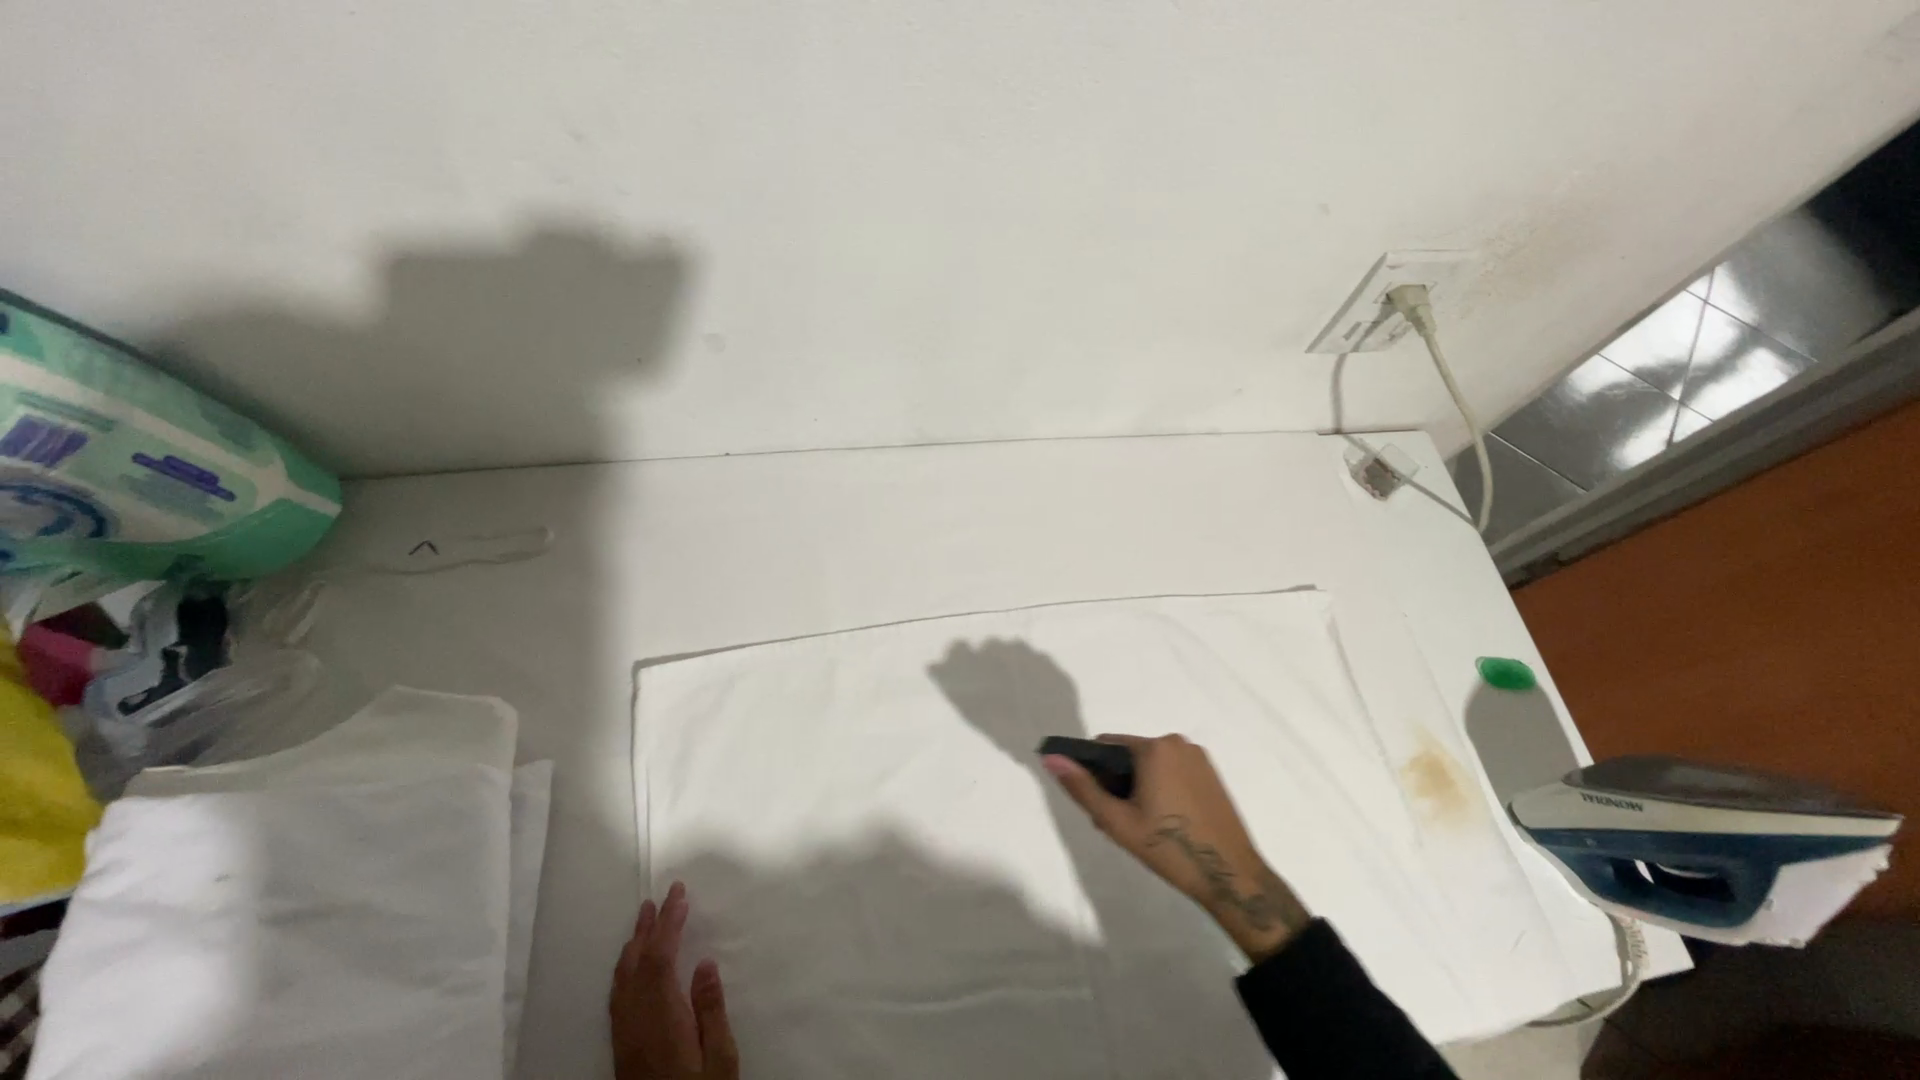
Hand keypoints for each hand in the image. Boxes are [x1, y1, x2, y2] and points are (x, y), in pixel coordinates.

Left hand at [611, 881, 739, 1079]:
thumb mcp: (720, 1060)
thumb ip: (711, 1010)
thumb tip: (704, 964)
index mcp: (662, 1018)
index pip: (661, 958)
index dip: (668, 923)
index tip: (679, 894)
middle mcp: (636, 1020)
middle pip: (636, 963)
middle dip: (649, 926)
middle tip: (661, 896)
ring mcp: (625, 1034)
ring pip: (623, 978)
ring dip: (634, 944)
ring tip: (645, 919)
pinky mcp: (621, 1046)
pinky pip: (618, 994)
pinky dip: (626, 968)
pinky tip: (632, 965)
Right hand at [1043, 734, 1309, 961]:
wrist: (1230, 876)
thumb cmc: (1169, 848)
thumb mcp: (1116, 821)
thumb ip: (1082, 787)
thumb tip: (1051, 757)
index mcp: (1155, 747)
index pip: (1106, 746)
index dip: (1095, 773)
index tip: (1099, 805)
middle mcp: (1178, 743)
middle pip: (1129, 756)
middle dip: (1117, 784)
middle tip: (1119, 824)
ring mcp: (1199, 758)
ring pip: (1151, 767)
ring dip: (1138, 789)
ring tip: (1142, 829)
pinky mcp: (1212, 776)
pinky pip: (1173, 773)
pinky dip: (1162, 791)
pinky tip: (1164, 824)